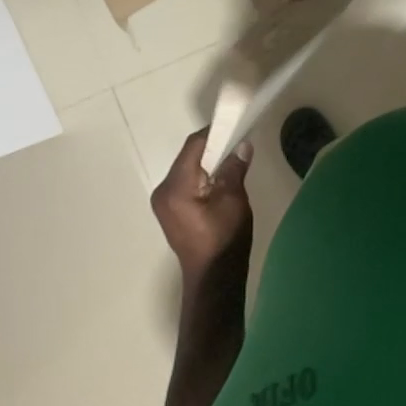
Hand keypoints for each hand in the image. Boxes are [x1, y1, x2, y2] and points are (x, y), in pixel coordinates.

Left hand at [151, 130, 254, 281]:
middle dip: (212, 149)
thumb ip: (234, 169)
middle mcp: (163, 191)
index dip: (214, 133)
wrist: (213, 279)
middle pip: (188, 157)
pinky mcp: (170, 212)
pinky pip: (186, 184)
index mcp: (175, 187)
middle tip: (237, 144)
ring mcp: (163, 203)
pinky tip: (219, 181)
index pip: (193, 146)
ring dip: (207, 164)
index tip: (235, 125)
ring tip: (231, 162)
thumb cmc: (224, 240)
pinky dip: (202, 178)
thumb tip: (242, 144)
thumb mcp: (233, 201)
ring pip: (187, 170)